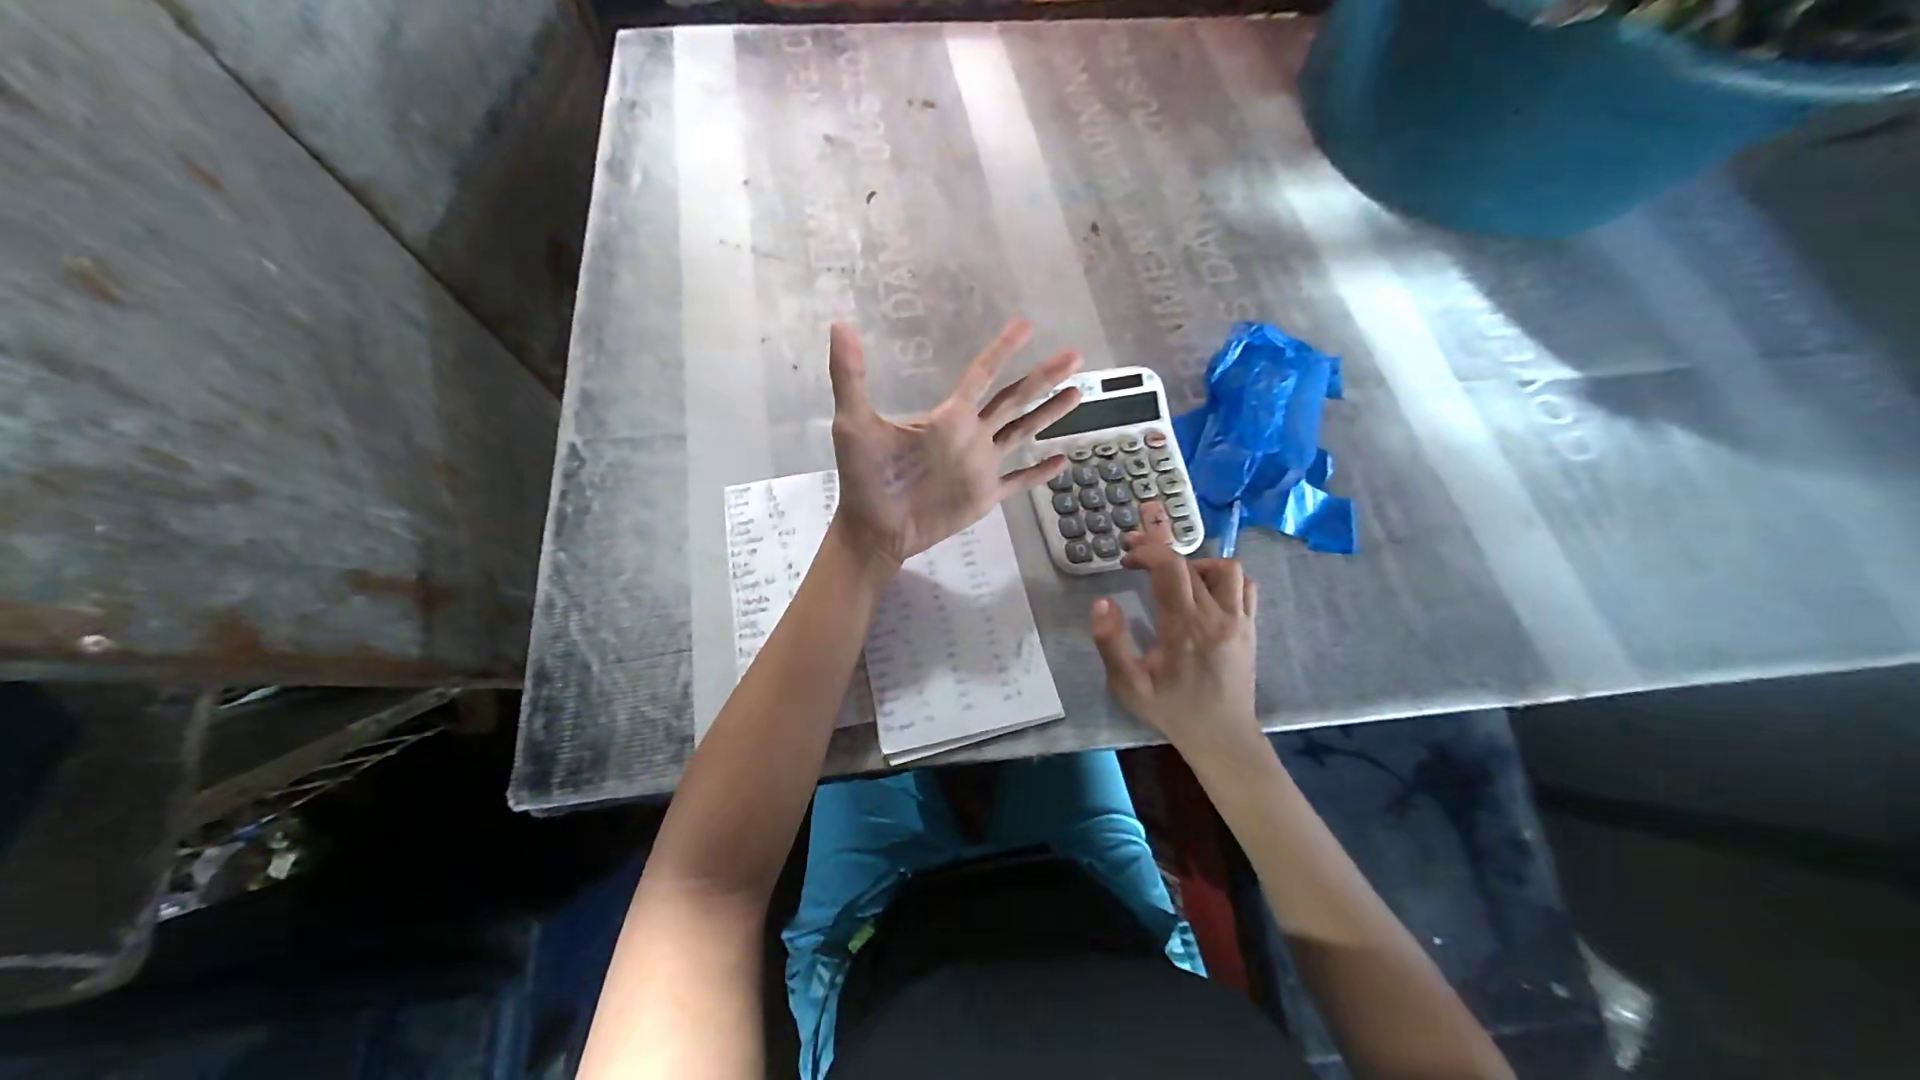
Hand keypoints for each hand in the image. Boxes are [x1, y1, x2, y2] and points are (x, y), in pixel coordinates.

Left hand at [827, 318, 1082, 564]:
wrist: (874, 528)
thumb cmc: (864, 477)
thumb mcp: (854, 424)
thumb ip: (850, 377)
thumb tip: (839, 325)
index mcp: (948, 417)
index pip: (982, 374)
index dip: (1003, 349)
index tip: (1025, 324)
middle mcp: (971, 435)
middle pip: (1015, 398)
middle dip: (1044, 377)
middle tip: (1075, 355)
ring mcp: (981, 466)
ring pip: (1023, 432)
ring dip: (1049, 414)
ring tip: (1077, 393)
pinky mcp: (984, 496)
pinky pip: (1019, 481)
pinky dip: (1039, 472)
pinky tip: (1062, 460)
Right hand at [1090, 502, 1261, 757]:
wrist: (1222, 736)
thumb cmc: (1171, 709)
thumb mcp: (1129, 686)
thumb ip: (1112, 643)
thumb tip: (1101, 602)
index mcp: (1185, 627)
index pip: (1170, 567)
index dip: (1147, 551)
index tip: (1126, 556)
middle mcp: (1216, 616)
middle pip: (1192, 563)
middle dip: (1160, 551)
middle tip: (1136, 558)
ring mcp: (1239, 621)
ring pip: (1226, 568)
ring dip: (1197, 564)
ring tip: (1174, 578)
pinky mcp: (1250, 627)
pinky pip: (1246, 586)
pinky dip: (1224, 578)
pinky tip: (1205, 591)